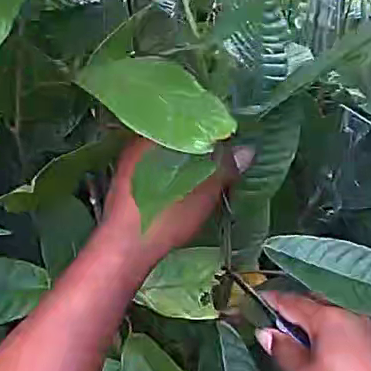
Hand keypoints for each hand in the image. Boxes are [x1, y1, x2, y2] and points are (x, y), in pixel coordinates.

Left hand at [94, 135, 250, 271]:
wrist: (123, 253)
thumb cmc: (162, 219)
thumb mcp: (202, 193)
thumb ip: (224, 167)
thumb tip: (247, 150)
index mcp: (150, 138)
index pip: (182, 118)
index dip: (206, 124)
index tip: (226, 132)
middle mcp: (135, 146)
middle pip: (174, 136)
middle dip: (197, 143)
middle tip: (223, 150)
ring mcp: (127, 167)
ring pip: (164, 154)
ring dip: (184, 160)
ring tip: (209, 167)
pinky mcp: (126, 187)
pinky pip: (155, 169)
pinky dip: (172, 172)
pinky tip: (186, 184)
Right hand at [256, 293, 370, 370]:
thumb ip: (284, 351)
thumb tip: (266, 332)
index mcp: (327, 316)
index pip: (291, 300)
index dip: (271, 301)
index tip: (256, 300)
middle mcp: (350, 311)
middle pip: (315, 301)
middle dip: (295, 309)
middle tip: (277, 324)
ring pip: (336, 312)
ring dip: (317, 321)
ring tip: (305, 341)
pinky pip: (352, 324)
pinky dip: (337, 330)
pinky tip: (334, 352)